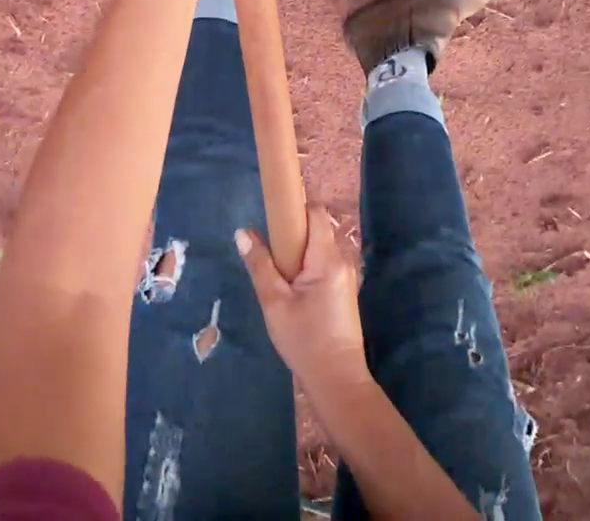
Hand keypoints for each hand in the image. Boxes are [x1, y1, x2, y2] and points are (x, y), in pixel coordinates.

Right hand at [235, 203, 366, 390]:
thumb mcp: (274, 302)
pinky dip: (304, 268)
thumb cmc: (304, 341)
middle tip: (268, 255)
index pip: (315, 212)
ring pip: (317, 249)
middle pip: (315, 229)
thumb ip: (259, 264)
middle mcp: (342, 262)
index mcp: (327, 259)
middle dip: (290, 235)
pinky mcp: (343, 292)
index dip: (293, 208)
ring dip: (296, 254)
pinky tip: (290, 290)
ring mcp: (346, 277)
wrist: (337, 382)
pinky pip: (321, 265)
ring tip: (276, 276)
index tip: (270, 218)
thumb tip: (243, 232)